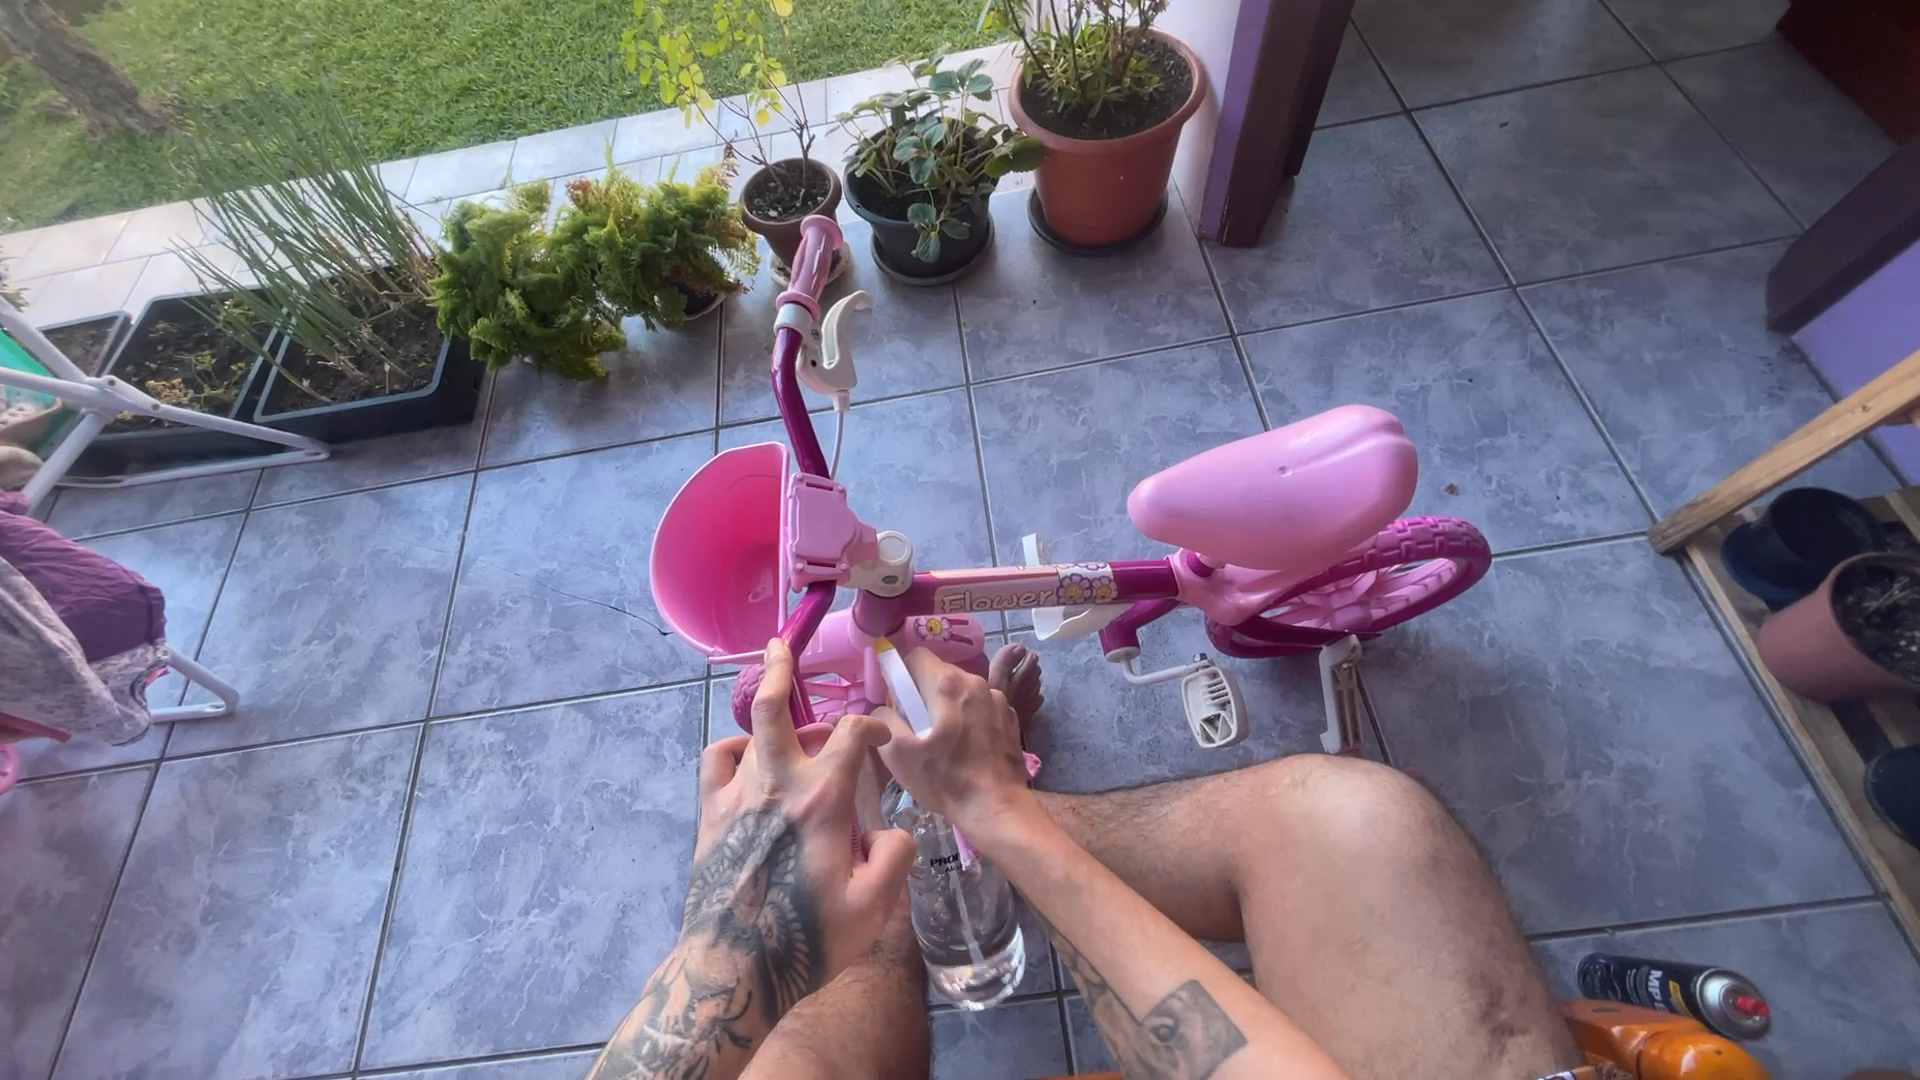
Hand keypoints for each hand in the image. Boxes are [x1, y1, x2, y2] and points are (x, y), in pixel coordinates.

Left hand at [681, 638, 914, 1017]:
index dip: (872, 727)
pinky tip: (746, 758)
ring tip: (775, 703)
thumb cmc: (808, 938)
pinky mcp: (710, 814)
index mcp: (823, 798)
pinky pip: (715, 762)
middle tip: (782, 643)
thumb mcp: (874, 906)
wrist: (734, 969)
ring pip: (746, 732)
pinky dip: (732, 749)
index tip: (882, 738)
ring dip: (766, 715)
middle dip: (780, 668)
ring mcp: (738, 795)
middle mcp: (778, 782)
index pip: (853, 735)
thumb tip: (890, 830)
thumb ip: (895, 856)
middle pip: (774, 708)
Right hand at [873, 646, 1035, 834]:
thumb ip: (883, 719)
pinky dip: (970, 716)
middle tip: (917, 724)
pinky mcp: (1010, 715)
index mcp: (946, 684)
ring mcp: (997, 697)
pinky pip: (981, 704)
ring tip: (944, 738)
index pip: (916, 656)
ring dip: (949, 704)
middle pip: (940, 672)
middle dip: (924, 692)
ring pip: (962, 689)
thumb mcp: (898, 753)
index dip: (902, 674)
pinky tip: (968, 745)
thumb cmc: (944, 779)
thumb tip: (883, 707)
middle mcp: (975, 681)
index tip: (898, 700)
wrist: (997, 805)